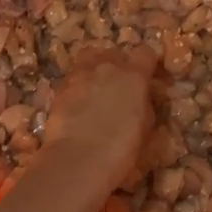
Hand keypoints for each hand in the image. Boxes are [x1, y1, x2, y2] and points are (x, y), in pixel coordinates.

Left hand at [40, 47, 156, 198]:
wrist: (78, 159)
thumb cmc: (121, 149)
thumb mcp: (145, 128)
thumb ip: (143, 104)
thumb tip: (139, 98)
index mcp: (134, 75)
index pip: (146, 53)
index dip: (148, 61)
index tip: (149, 74)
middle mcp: (108, 66)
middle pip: (115, 53)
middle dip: (119, 64)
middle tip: (120, 86)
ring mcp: (81, 73)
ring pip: (91, 58)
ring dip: (96, 69)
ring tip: (97, 89)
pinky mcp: (61, 86)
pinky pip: (74, 76)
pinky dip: (79, 84)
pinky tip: (78, 104)